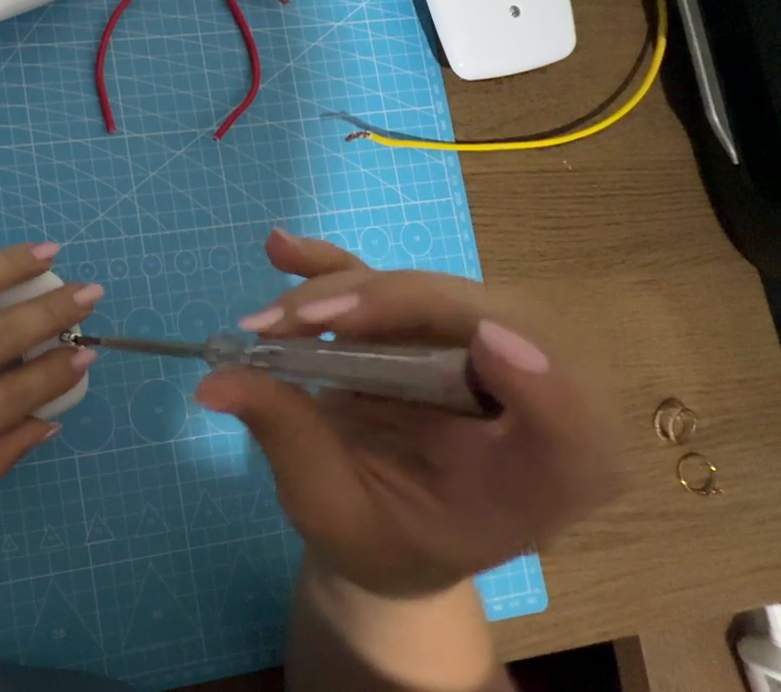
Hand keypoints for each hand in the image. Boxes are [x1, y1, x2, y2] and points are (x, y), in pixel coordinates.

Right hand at [196, 230, 622, 597]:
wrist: (383, 530)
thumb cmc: (376, 539)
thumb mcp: (329, 508)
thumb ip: (287, 440)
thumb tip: (214, 382)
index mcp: (538, 475)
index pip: (572, 426)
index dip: (546, 380)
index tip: (488, 343)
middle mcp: (525, 401)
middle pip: (493, 322)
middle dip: (398, 308)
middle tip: (306, 323)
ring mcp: (476, 354)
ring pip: (430, 292)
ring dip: (346, 292)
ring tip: (268, 322)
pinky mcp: (423, 327)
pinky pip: (388, 283)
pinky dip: (334, 265)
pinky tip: (283, 248)